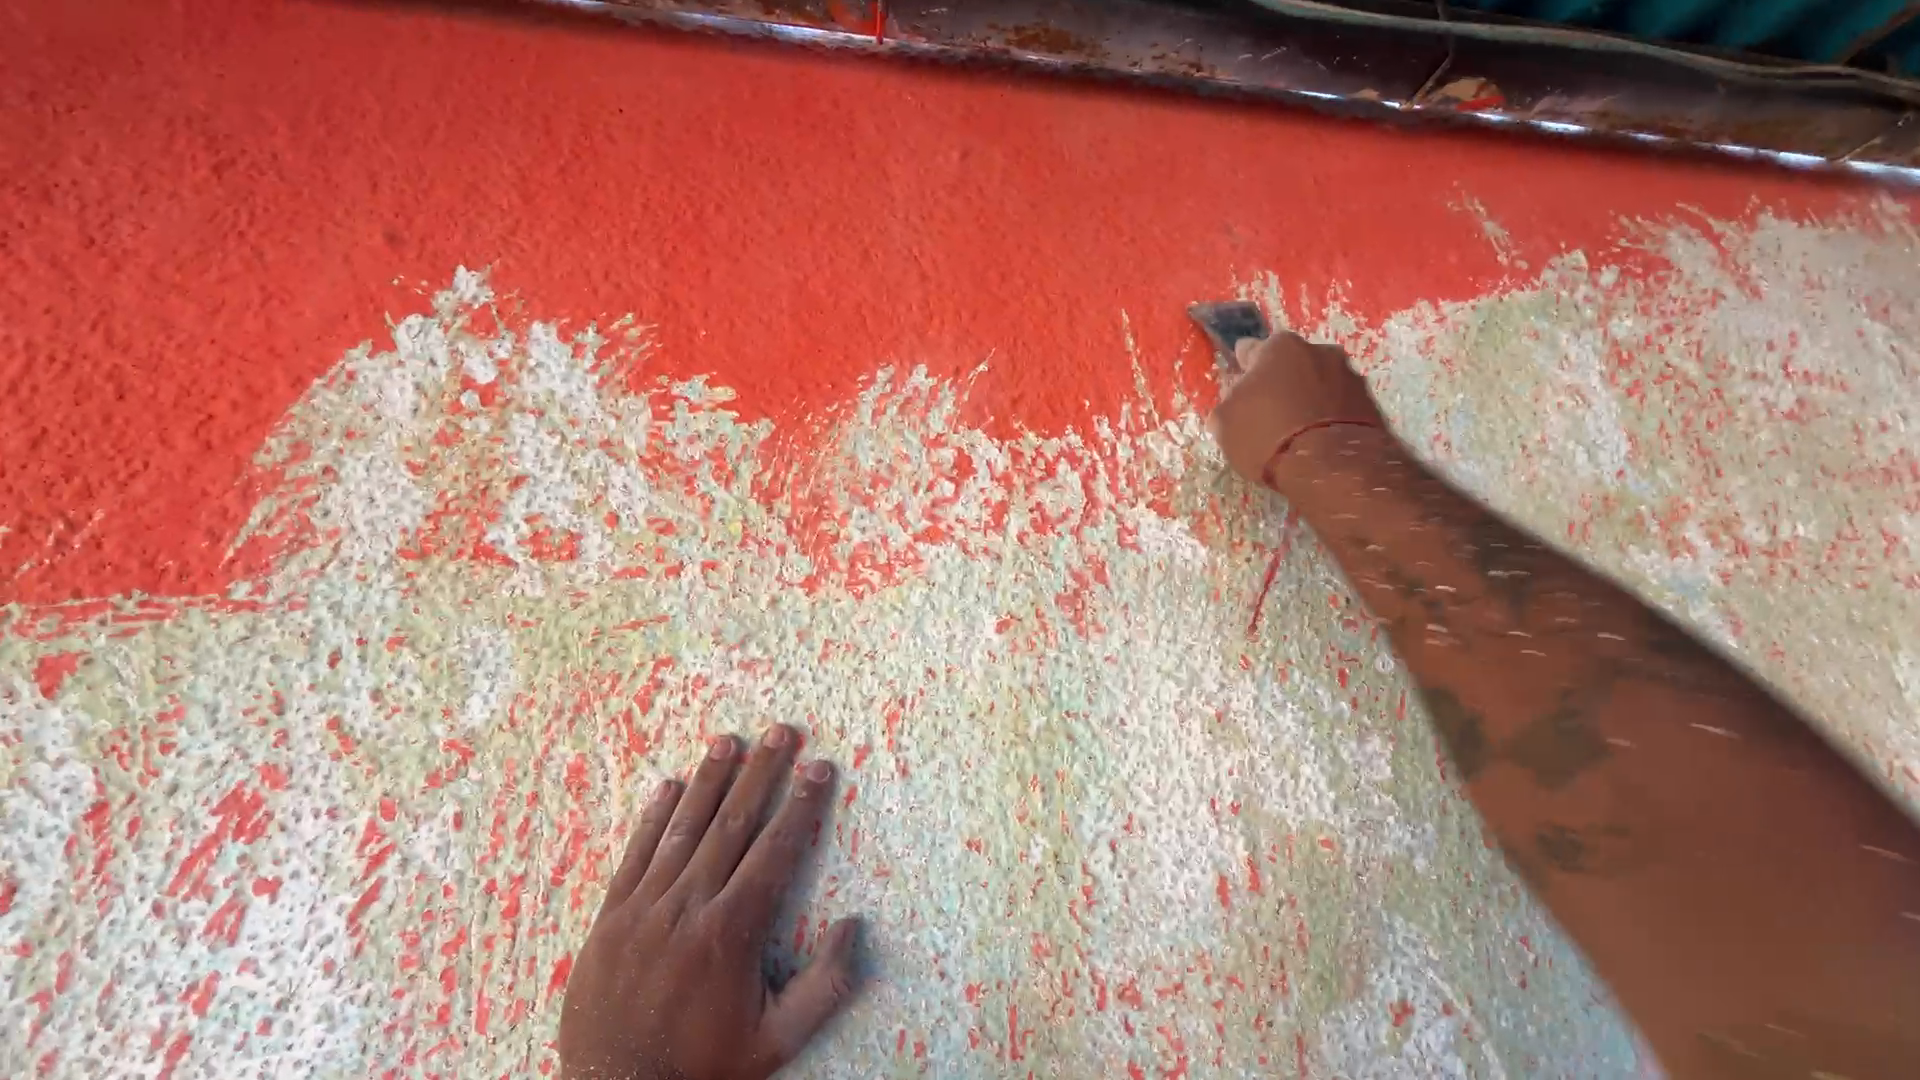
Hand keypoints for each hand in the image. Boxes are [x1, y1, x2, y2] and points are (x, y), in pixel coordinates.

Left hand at [558, 724, 858, 1079]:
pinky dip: (653, 817)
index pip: (776, 850)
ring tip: (729, 741)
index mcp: (732, 931)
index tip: (819, 768)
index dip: (802, 804)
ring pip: (684, 829)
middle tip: (782, 732)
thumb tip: (853, 927)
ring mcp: (645, 908)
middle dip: (762, 773)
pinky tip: (667, 785)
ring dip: (709, 780)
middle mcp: (689, 907)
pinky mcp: (611, 917)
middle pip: (733, 824)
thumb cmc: (702, 1069)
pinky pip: (635, 854)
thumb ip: (824, 987)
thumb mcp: (776, 1042)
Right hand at [1207, 331, 1382, 482]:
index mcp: (1279, 347)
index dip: (1241, 371)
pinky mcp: (1370, 401)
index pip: (1250, 350)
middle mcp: (1318, 350)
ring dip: (1306, 398)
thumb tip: (1232, 402)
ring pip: (1317, 383)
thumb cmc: (1267, 436)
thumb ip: (1227, 405)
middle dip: (1278, 382)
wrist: (1331, 465)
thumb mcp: (1226, 424)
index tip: (1237, 390)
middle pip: (1289, 364)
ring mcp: (1349, 374)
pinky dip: (1328, 415)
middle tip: (1266, 413)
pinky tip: (1316, 439)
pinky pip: (1338, 404)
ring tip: (1295, 430)